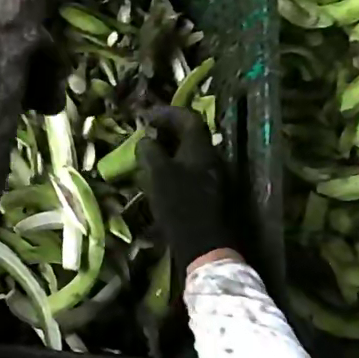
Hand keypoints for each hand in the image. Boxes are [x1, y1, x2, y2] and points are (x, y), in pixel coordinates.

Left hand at [0, 0, 53, 298]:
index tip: (66, 2)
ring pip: (8, 49)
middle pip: (4, 15)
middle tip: (59, 61)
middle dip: (40, 31)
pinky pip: (3, 80)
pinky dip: (26, 88)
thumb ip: (12, 23)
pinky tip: (39, 111)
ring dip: (38, 65)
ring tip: (52, 96)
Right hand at [140, 106, 236, 269]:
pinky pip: (191, 169)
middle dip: (168, 130)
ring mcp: (213, 177)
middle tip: (146, 132)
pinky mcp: (209, 194)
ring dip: (170, 149)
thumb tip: (145, 139)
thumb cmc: (179, 205)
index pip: (188, 118)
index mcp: (201, 149)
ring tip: (148, 154)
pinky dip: (174, 165)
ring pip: (190, 153)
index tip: (146, 116)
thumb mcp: (158, 174)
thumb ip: (150, 152)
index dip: (167, 113)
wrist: (202, 244)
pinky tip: (159, 176)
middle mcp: (211, 159)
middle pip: (191, 135)